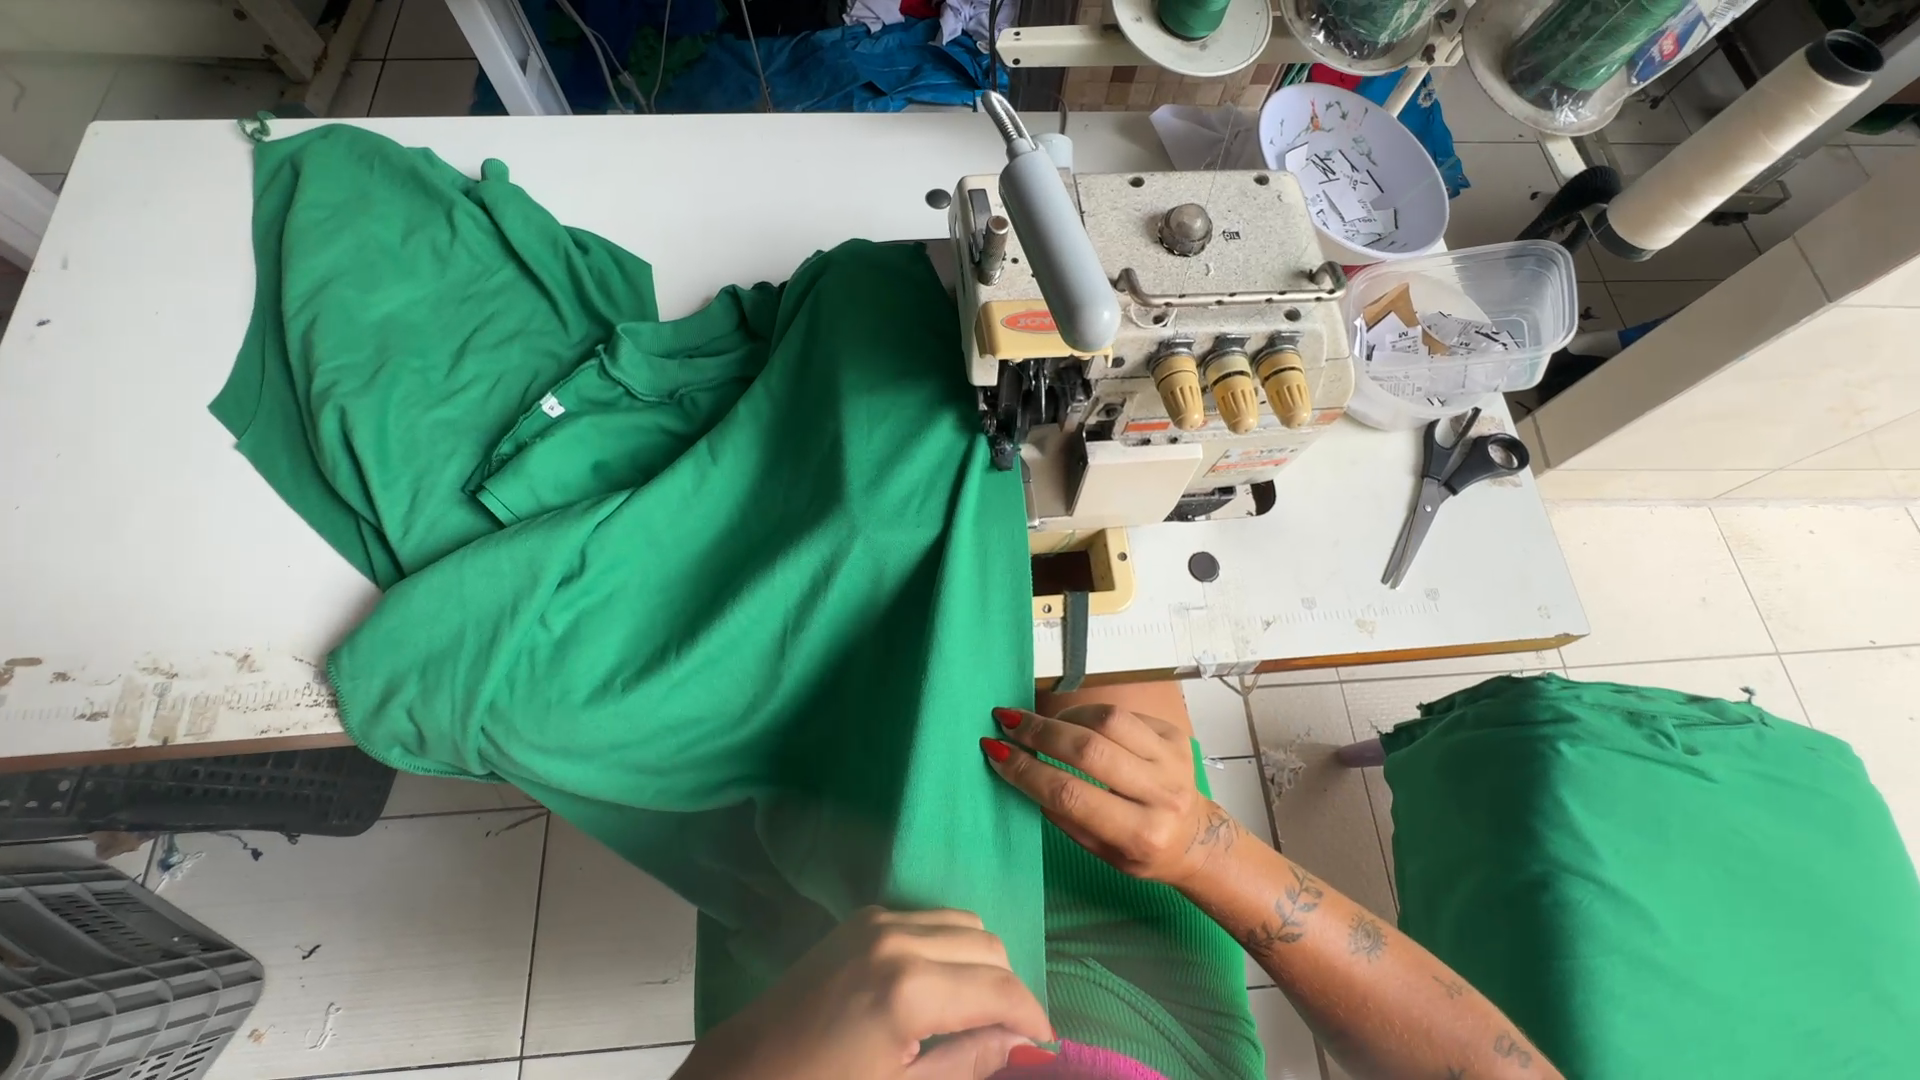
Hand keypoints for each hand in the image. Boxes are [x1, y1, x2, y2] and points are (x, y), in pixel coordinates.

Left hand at [673, 907, 1053, 1079]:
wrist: (744, 1071)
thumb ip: (968, 1062)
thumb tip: (1026, 1045)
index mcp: (909, 988)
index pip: (1000, 988)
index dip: (1032, 1017)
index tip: (1044, 1045)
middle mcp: (899, 936)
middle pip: (989, 946)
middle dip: (1007, 990)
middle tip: (1003, 1036)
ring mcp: (878, 919)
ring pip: (965, 924)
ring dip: (980, 963)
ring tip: (969, 1011)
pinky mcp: (864, 915)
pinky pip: (930, 917)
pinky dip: (949, 945)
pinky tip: (935, 985)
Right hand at [981, 704, 1233, 885]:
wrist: (1198, 840)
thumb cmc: (1141, 852)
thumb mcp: (1101, 852)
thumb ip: (1064, 814)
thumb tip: (1020, 769)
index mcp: (1139, 833)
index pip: (1070, 794)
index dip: (1026, 770)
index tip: (994, 752)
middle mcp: (1160, 794)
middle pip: (1088, 750)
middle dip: (1039, 732)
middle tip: (1007, 723)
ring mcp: (1171, 760)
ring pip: (1107, 720)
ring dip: (1064, 717)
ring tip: (1041, 723)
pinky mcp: (1175, 735)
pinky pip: (1124, 713)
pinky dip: (1090, 714)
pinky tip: (1074, 723)